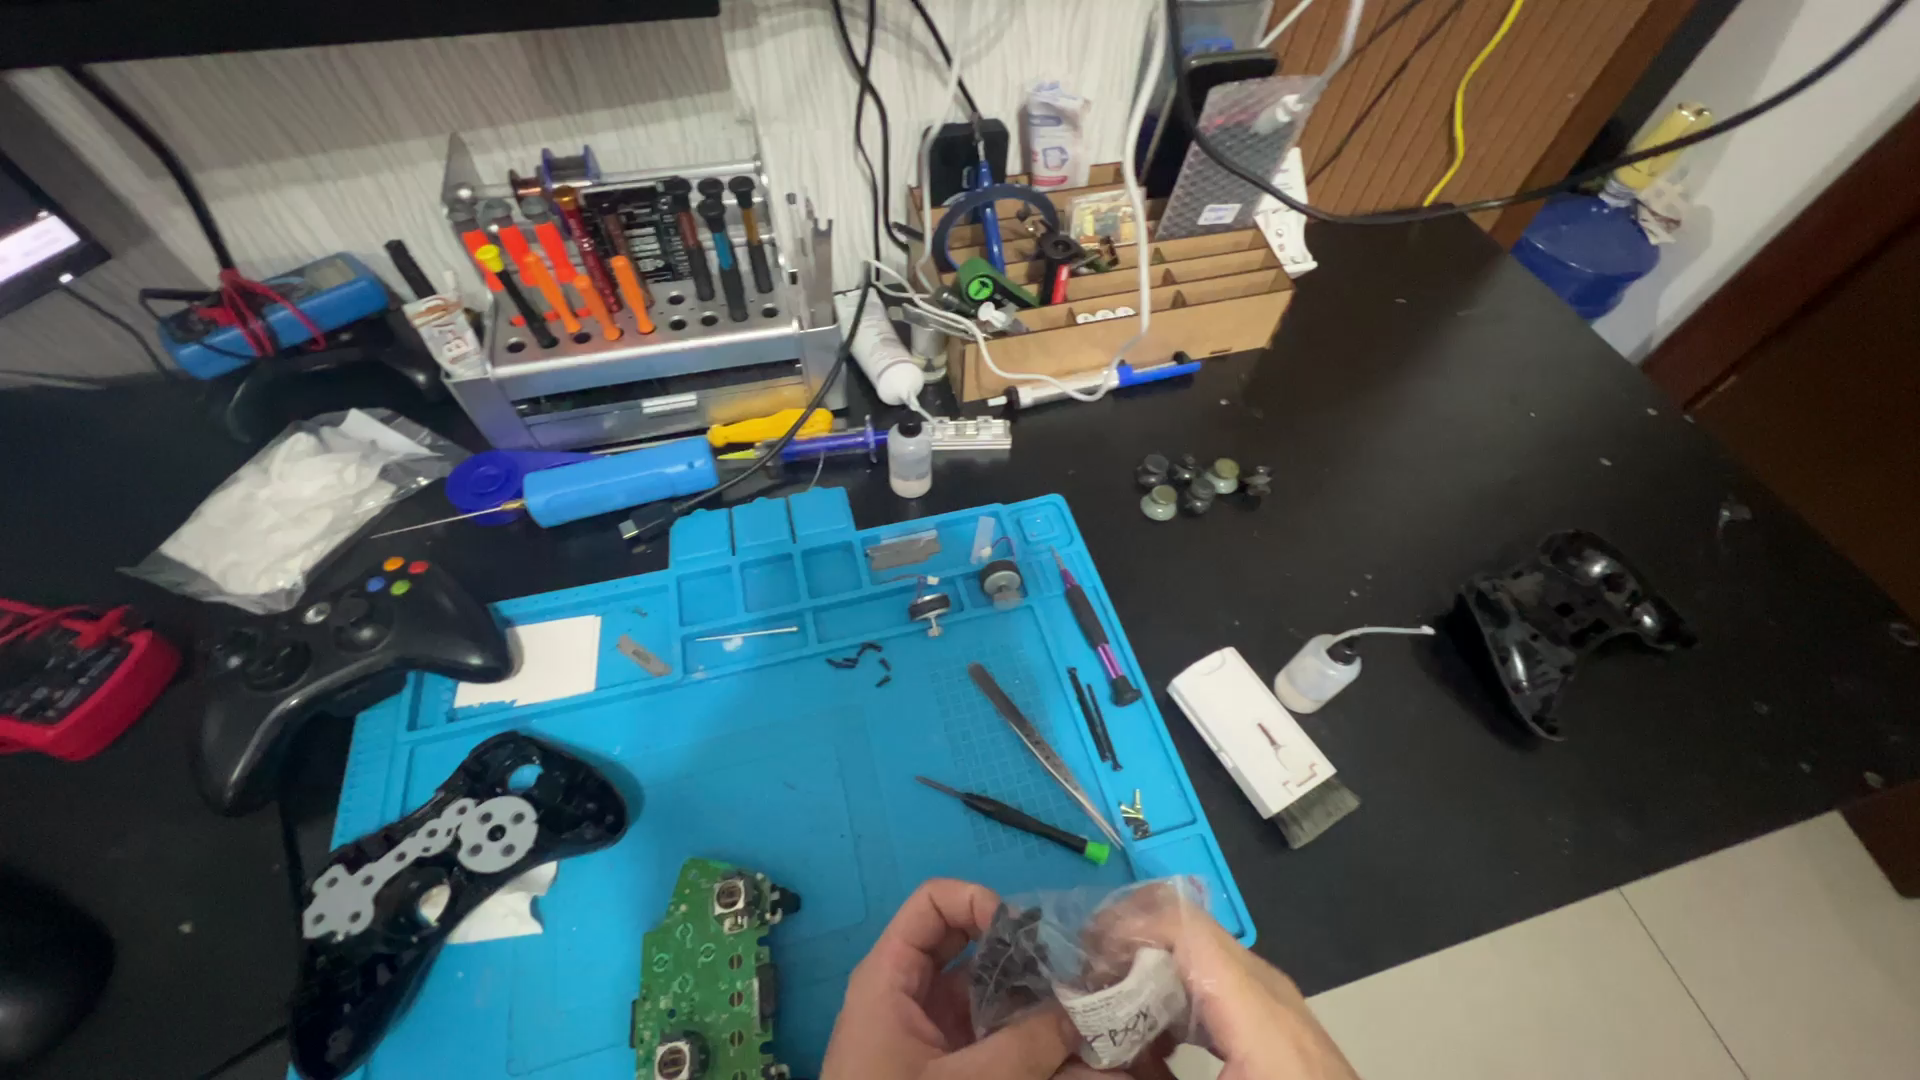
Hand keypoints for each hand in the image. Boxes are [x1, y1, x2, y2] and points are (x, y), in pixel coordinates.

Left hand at [821, 879, 1078, 1079]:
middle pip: (971, 945)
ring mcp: (932, 1030)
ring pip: (989, 993)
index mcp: (892, 976)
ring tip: (1086, 1016)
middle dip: (1022, 954)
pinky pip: (994, 1036)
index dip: (979, 902)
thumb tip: (1086, 1014)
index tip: (1026, 935)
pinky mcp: (950, 1065)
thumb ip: (1025, 1046)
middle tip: (1070, 972)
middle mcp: (912, 992)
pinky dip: (1029, 1040)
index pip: (934, 903)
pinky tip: (1073, 1057)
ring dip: (1036, 1002)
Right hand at [1095, 884, 1359, 1079]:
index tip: (1085, 957)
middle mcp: (1265, 987)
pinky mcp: (1270, 1014)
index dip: (1125, 926)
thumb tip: (1090, 1061)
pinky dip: (1171, 982)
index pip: (1183, 926)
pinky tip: (1150, 1026)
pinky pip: (1211, 973)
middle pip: (1185, 925)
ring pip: (1196, 944)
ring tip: (1106, 995)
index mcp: (1256, 1012)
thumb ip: (1150, 1074)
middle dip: (1127, 937)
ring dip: (1146, 958)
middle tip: (1084, 974)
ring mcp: (1271, 996)